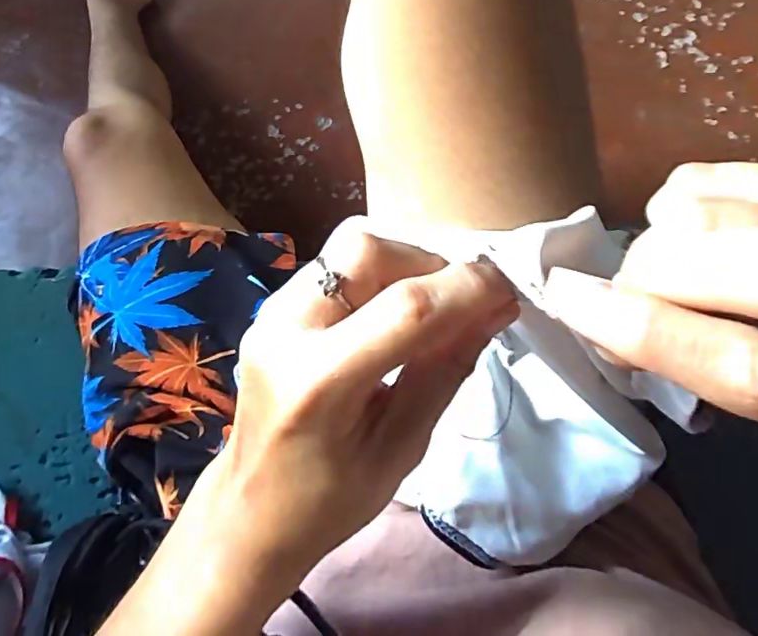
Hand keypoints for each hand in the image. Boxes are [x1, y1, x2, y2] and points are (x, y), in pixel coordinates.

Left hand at [192, 219, 517, 582]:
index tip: (507, 291)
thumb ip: (444, 371)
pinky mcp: (270, 305)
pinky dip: (375, 274)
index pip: (404, 310)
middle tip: (462, 304)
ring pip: (348, 249)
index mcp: (318, 381)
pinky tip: (389, 311)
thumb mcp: (402, 449)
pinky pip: (333, 265)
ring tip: (429, 307)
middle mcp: (285, 327)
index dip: (465, 290)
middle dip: (428, 266)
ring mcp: (271, 310)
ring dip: (402, 265)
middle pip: (367, 253)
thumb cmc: (330, 500)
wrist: (250, 508)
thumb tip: (490, 311)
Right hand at [549, 163, 757, 472]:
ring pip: (732, 208)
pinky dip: (675, 206)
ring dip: (658, 238)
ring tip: (663, 272)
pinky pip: (719, 177)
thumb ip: (701, 375)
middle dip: (660, 271)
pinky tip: (697, 239)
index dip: (652, 334)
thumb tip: (596, 309)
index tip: (572, 305)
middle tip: (618, 292)